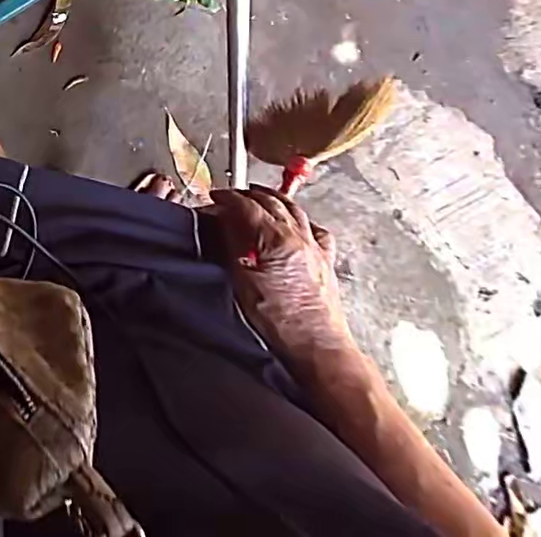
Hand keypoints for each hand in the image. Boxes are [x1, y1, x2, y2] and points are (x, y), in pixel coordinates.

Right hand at [209, 188, 355, 367]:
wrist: (317, 345)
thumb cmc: (279, 318)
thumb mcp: (241, 278)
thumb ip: (232, 244)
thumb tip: (222, 222)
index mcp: (275, 238)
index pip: (247, 205)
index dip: (227, 197)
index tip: (215, 197)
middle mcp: (298, 237)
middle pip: (271, 202)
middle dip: (247, 194)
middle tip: (231, 196)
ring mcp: (315, 247)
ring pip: (294, 210)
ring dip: (273, 199)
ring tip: (259, 197)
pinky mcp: (325, 260)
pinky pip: (315, 229)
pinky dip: (300, 219)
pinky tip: (294, 223)